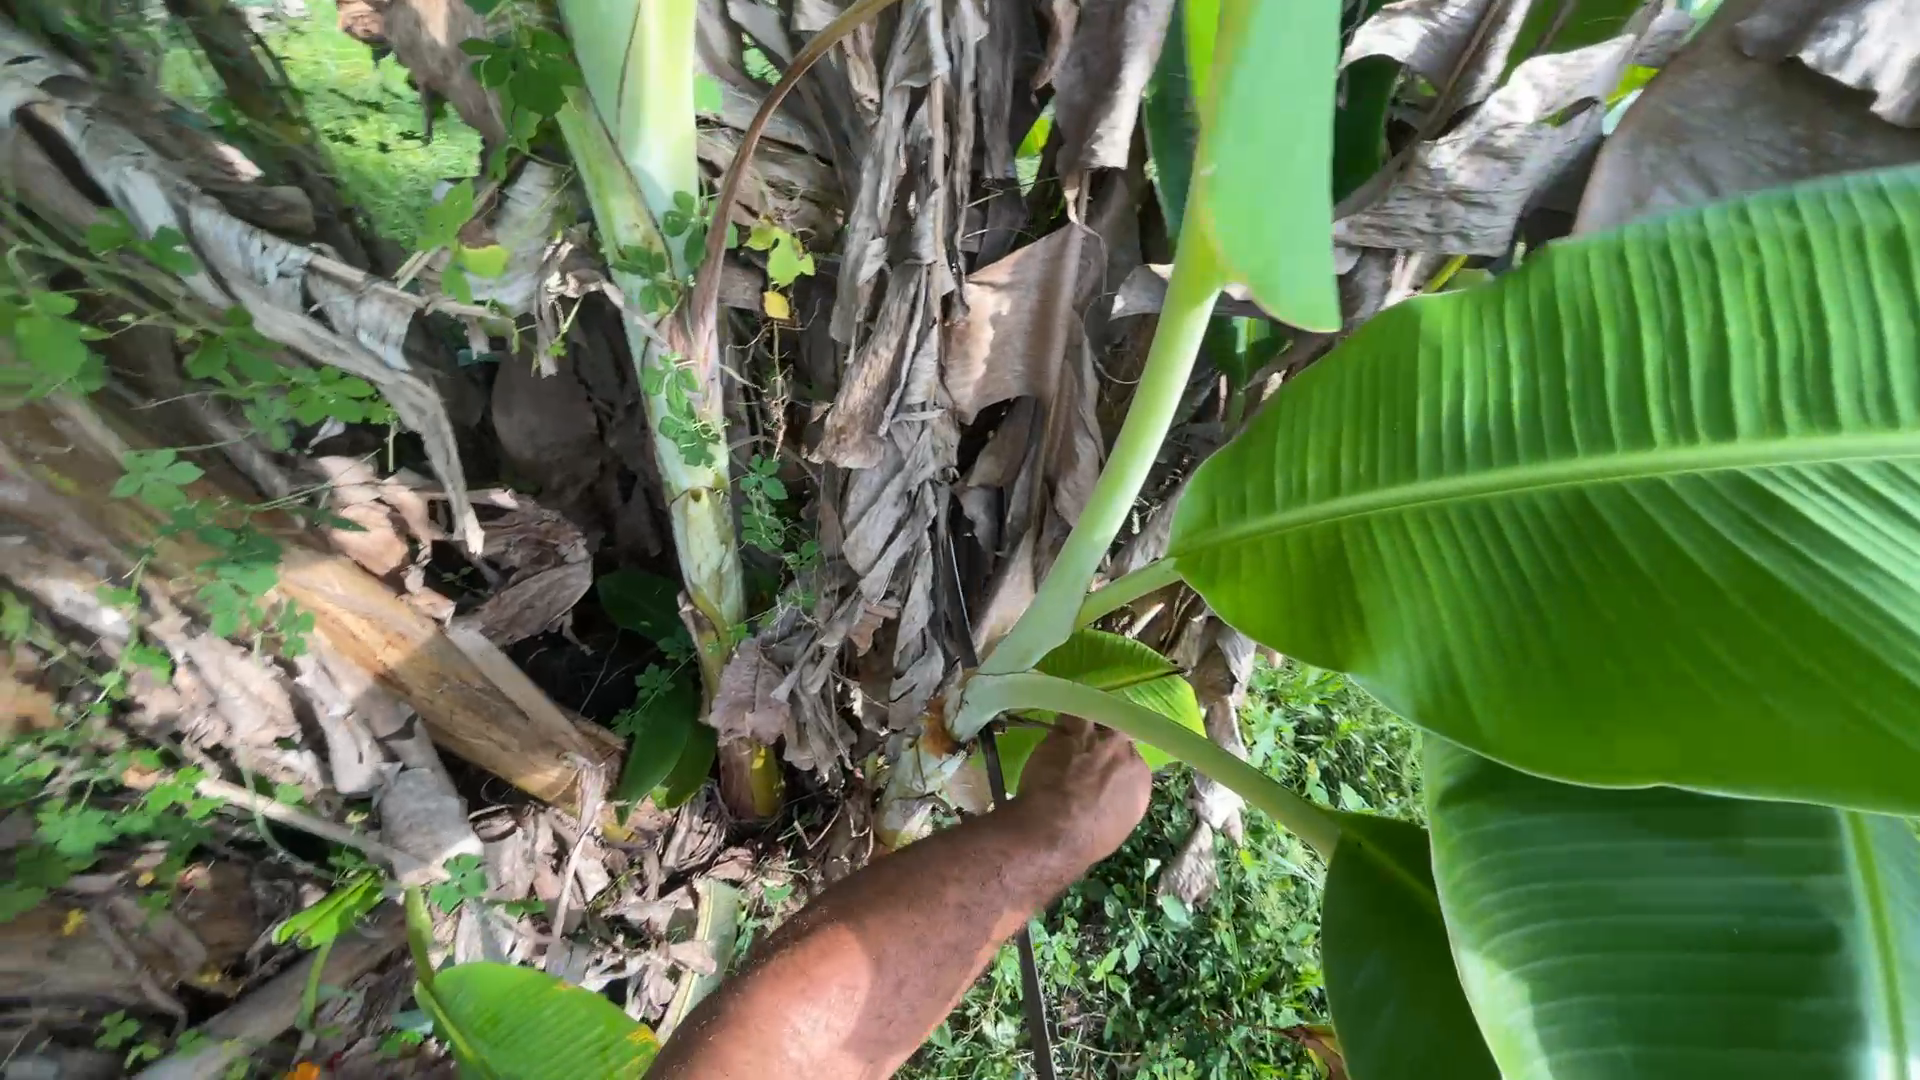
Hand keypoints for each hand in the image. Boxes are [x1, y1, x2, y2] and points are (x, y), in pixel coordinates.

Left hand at [1011, 715, 1151, 863]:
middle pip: (1116, 732)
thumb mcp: (1118, 825)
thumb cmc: (1087, 839)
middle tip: (1089, 746)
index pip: (1130, 757)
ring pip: (1094, 717)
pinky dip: (1061, 724)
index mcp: (1139, 776)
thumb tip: (1110, 792)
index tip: (1103, 765)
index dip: (1115, 759)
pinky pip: (1067, 717)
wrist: (1057, 829)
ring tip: (1072, 731)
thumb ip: (1119, 798)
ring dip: (1084, 722)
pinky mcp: (1067, 732)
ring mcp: (1095, 738)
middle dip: (1105, 736)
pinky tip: (1054, 732)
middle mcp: (1122, 751)